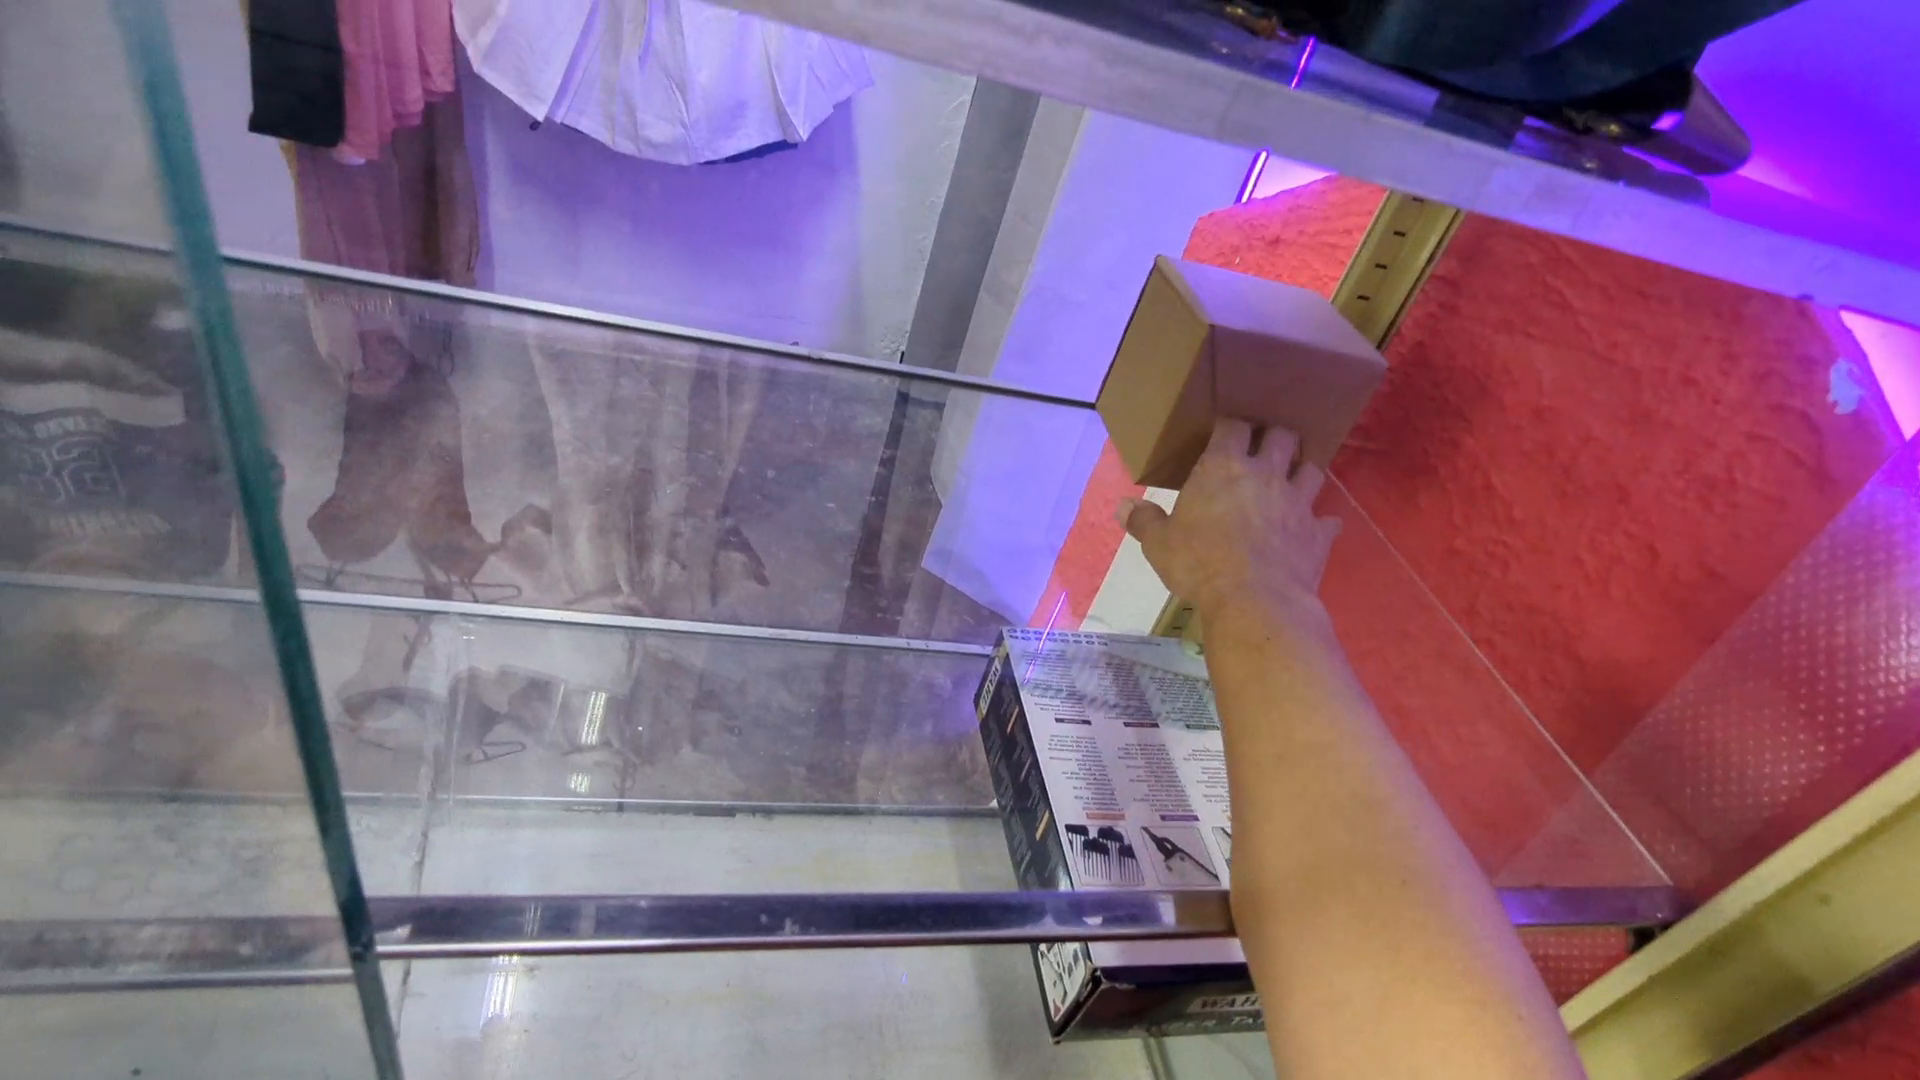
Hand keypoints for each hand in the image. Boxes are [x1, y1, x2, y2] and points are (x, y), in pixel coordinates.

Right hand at [1122, 419, 1340, 625]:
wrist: (1254, 601)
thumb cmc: (1198, 563)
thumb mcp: (1159, 544)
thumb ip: (1143, 521)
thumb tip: (1124, 506)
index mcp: (1223, 467)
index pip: (1233, 426)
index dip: (1230, 426)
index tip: (1223, 433)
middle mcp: (1265, 474)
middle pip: (1282, 436)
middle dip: (1275, 438)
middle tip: (1263, 450)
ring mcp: (1298, 502)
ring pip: (1312, 469)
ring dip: (1302, 471)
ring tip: (1290, 481)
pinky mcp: (1318, 533)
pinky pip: (1328, 520)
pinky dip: (1321, 522)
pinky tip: (1313, 529)